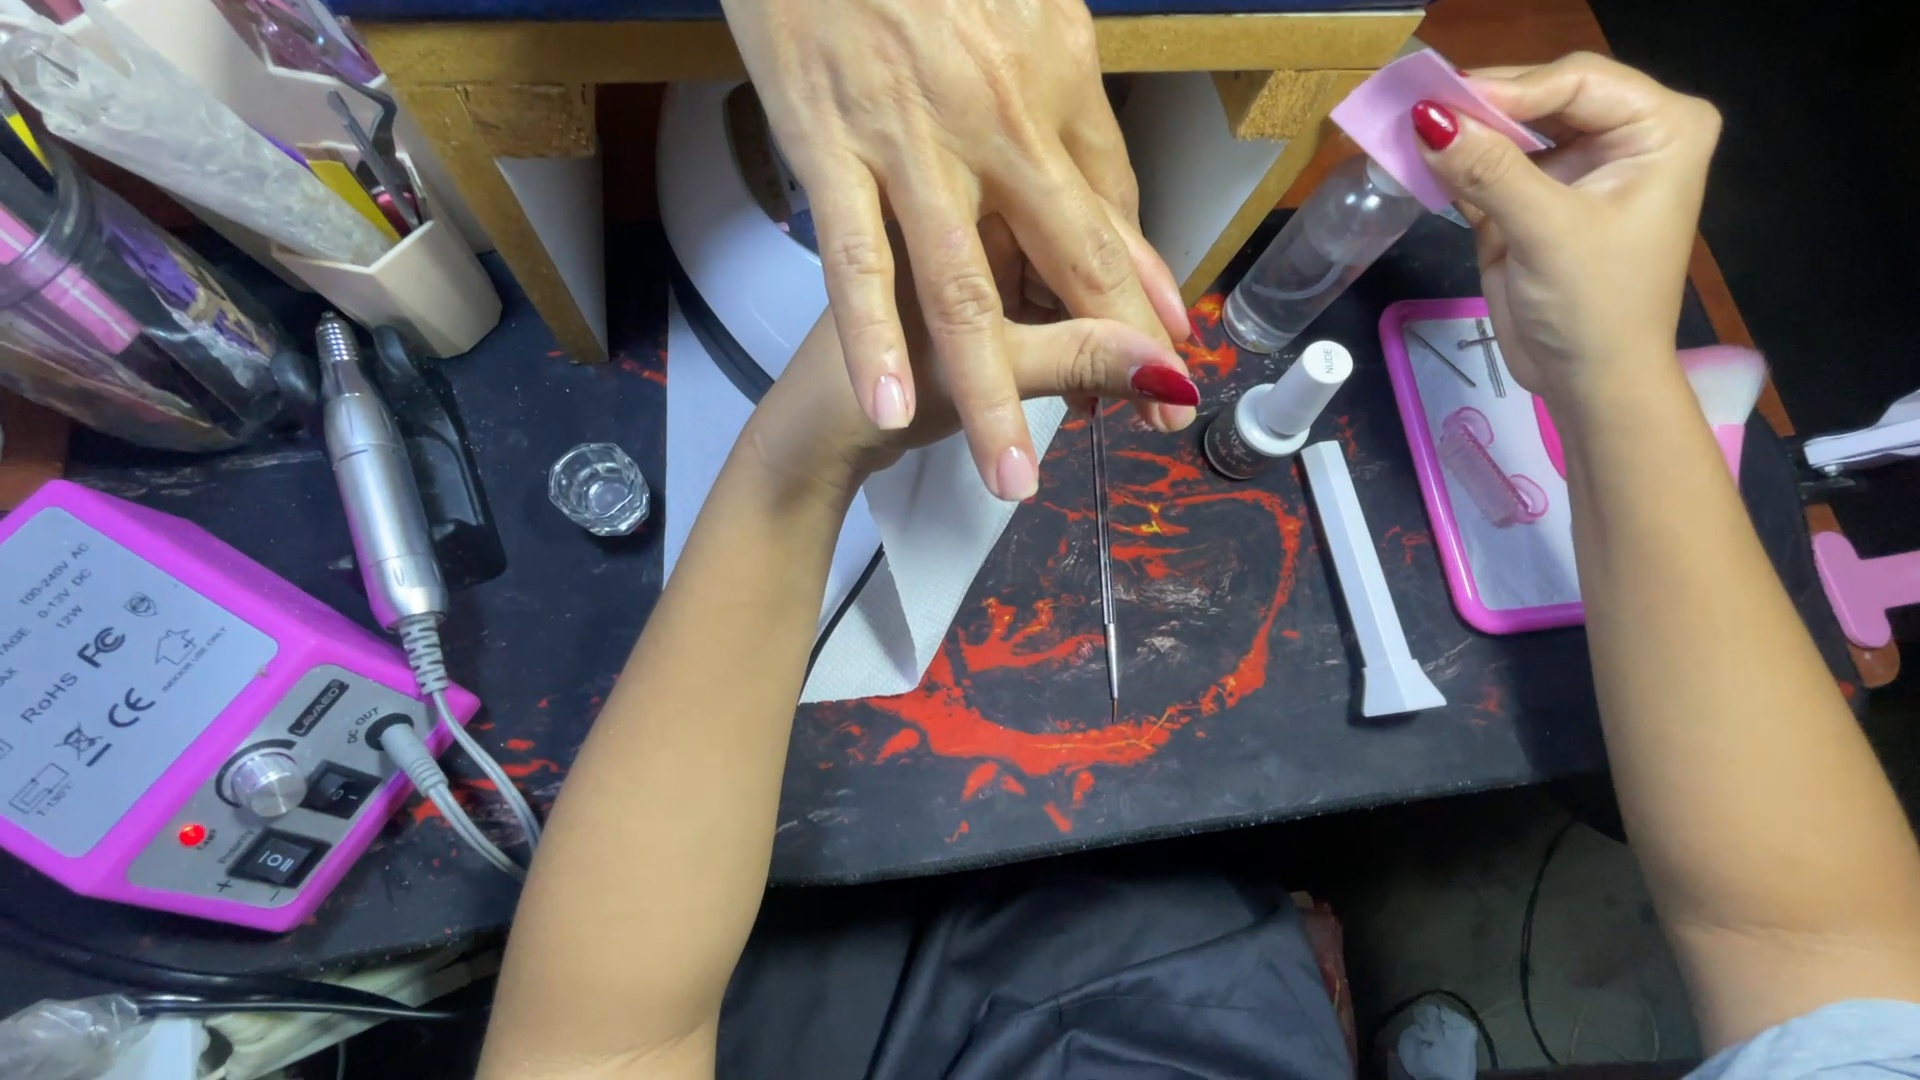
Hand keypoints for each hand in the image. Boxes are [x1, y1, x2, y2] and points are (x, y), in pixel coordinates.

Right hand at [719, 0, 1193, 502]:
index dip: (1147, 290)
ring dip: (987, 394)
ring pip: (963, 286)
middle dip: (1118, 351)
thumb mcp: (1020, 24)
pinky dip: (872, 337)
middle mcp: (997, 116)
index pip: (1114, 211)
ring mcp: (911, 140)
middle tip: (1156, 425)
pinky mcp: (828, 149)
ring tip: (1010, 474)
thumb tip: (1110, 208)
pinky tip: (889, 406)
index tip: (1176, 352)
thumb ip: (1065, 121)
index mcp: (1050, 77)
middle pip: (1072, 258)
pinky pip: (854, 259)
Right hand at [1412, 53, 1720, 411]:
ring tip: (1406, 134)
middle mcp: (1617, 139)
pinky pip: (1485, 175)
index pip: (1576, 83)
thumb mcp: (1546, 232)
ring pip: (1507, 136)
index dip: (1508, 90)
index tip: (1438, 104)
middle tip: (1413, 112)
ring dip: (1460, 138)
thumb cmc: (1593, 303)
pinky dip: (1452, 171)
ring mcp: (1568, 173)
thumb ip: (1490, 173)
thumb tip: (1427, 122)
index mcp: (1657, 128)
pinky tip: (1417, 165)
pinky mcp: (1526, 207)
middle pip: (1540, 102)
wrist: (1584, 376)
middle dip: (1480, 108)